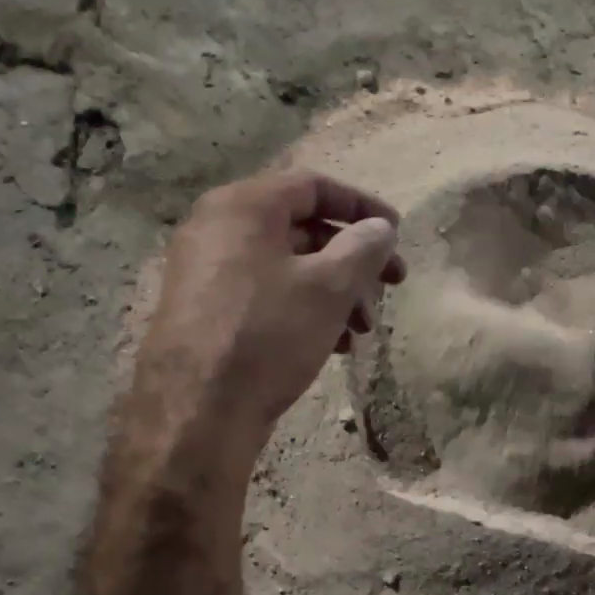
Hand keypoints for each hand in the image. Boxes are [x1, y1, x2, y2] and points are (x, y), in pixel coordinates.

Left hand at [134, 169, 404, 455]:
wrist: (198, 409)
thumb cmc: (268, 335)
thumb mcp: (329, 288)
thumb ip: (363, 249)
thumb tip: (381, 228)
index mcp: (244, 207)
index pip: (313, 186)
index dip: (362, 206)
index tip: (396, 233)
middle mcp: (219, 229)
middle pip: (303, 228)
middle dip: (355, 259)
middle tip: (393, 286)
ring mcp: (210, 271)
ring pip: (290, 266)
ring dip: (337, 290)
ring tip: (363, 328)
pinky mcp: (210, 310)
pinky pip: (269, 293)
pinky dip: (307, 308)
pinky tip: (334, 343)